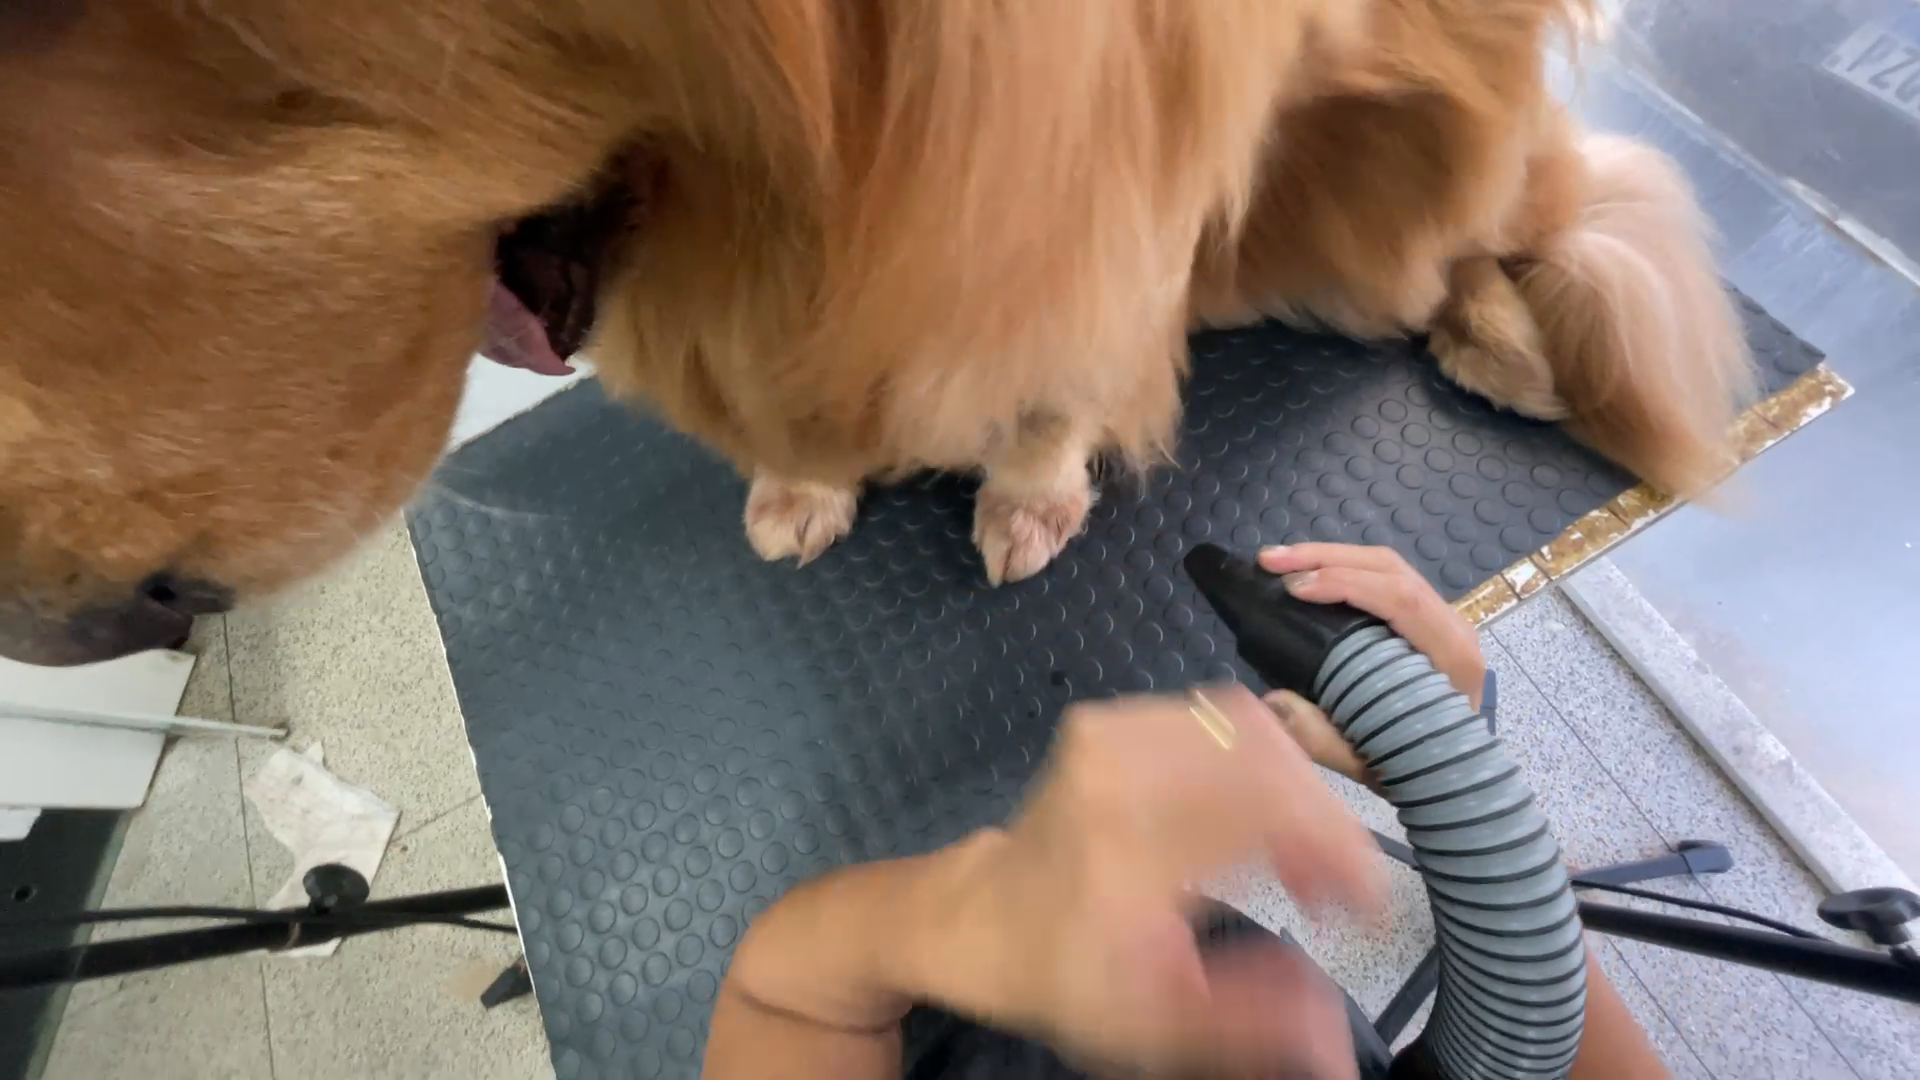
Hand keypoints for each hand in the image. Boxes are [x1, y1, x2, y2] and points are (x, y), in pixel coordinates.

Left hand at [922, 686, 1385, 1076]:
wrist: (988, 909)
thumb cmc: (1063, 966)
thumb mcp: (1153, 1021)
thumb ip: (1250, 1021)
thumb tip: (1336, 1028)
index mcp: (1124, 844)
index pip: (1256, 802)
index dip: (1332, 839)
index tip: (1364, 897)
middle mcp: (1112, 769)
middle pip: (1257, 746)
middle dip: (1317, 809)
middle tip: (1331, 877)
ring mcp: (1105, 731)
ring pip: (1237, 719)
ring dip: (1289, 779)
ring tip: (1295, 846)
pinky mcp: (1105, 719)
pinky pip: (1206, 714)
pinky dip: (1250, 755)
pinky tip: (1252, 804)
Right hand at [1254, 544, 1485, 787]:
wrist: (1454, 777)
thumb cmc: (1414, 766)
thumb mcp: (1366, 762)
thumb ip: (1321, 737)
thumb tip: (1270, 700)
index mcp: (1450, 657)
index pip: (1401, 599)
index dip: (1345, 584)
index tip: (1294, 589)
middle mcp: (1450, 626)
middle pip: (1389, 568)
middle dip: (1326, 557)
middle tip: (1270, 562)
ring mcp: (1437, 617)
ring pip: (1383, 564)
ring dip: (1326, 555)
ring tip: (1275, 560)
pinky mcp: (1418, 616)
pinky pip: (1380, 575)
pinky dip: (1337, 566)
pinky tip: (1302, 572)